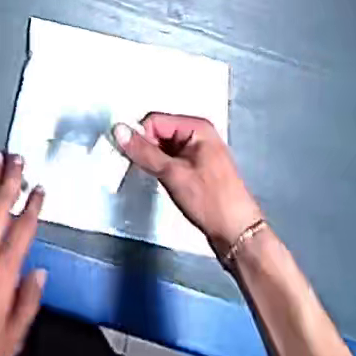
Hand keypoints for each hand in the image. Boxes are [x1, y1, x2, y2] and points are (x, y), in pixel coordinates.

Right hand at [114, 114, 263, 251]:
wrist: (237, 234)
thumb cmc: (209, 200)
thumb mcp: (173, 174)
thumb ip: (144, 152)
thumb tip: (118, 129)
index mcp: (196, 127)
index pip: (155, 120)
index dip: (140, 137)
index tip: (131, 158)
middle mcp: (198, 134)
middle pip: (160, 132)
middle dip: (146, 149)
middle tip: (138, 169)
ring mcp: (199, 152)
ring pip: (164, 148)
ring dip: (154, 161)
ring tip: (152, 179)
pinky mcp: (198, 170)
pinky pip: (172, 160)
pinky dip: (162, 169)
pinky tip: (162, 183)